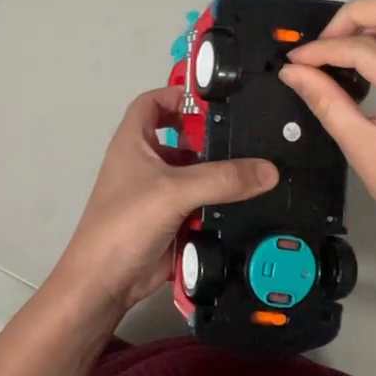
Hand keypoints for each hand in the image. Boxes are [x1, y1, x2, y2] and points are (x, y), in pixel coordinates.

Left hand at [46, 87, 278, 317]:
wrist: (106, 281)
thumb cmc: (125, 223)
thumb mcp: (174, 192)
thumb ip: (222, 179)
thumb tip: (268, 170)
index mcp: (133, 143)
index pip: (152, 102)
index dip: (178, 94)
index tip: (214, 98)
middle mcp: (145, 163)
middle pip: (181, 138)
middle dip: (211, 137)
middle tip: (251, 136)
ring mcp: (158, 194)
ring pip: (195, 174)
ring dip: (220, 173)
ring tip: (259, 167)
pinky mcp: (172, 221)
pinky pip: (201, 204)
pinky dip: (220, 203)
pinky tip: (249, 202)